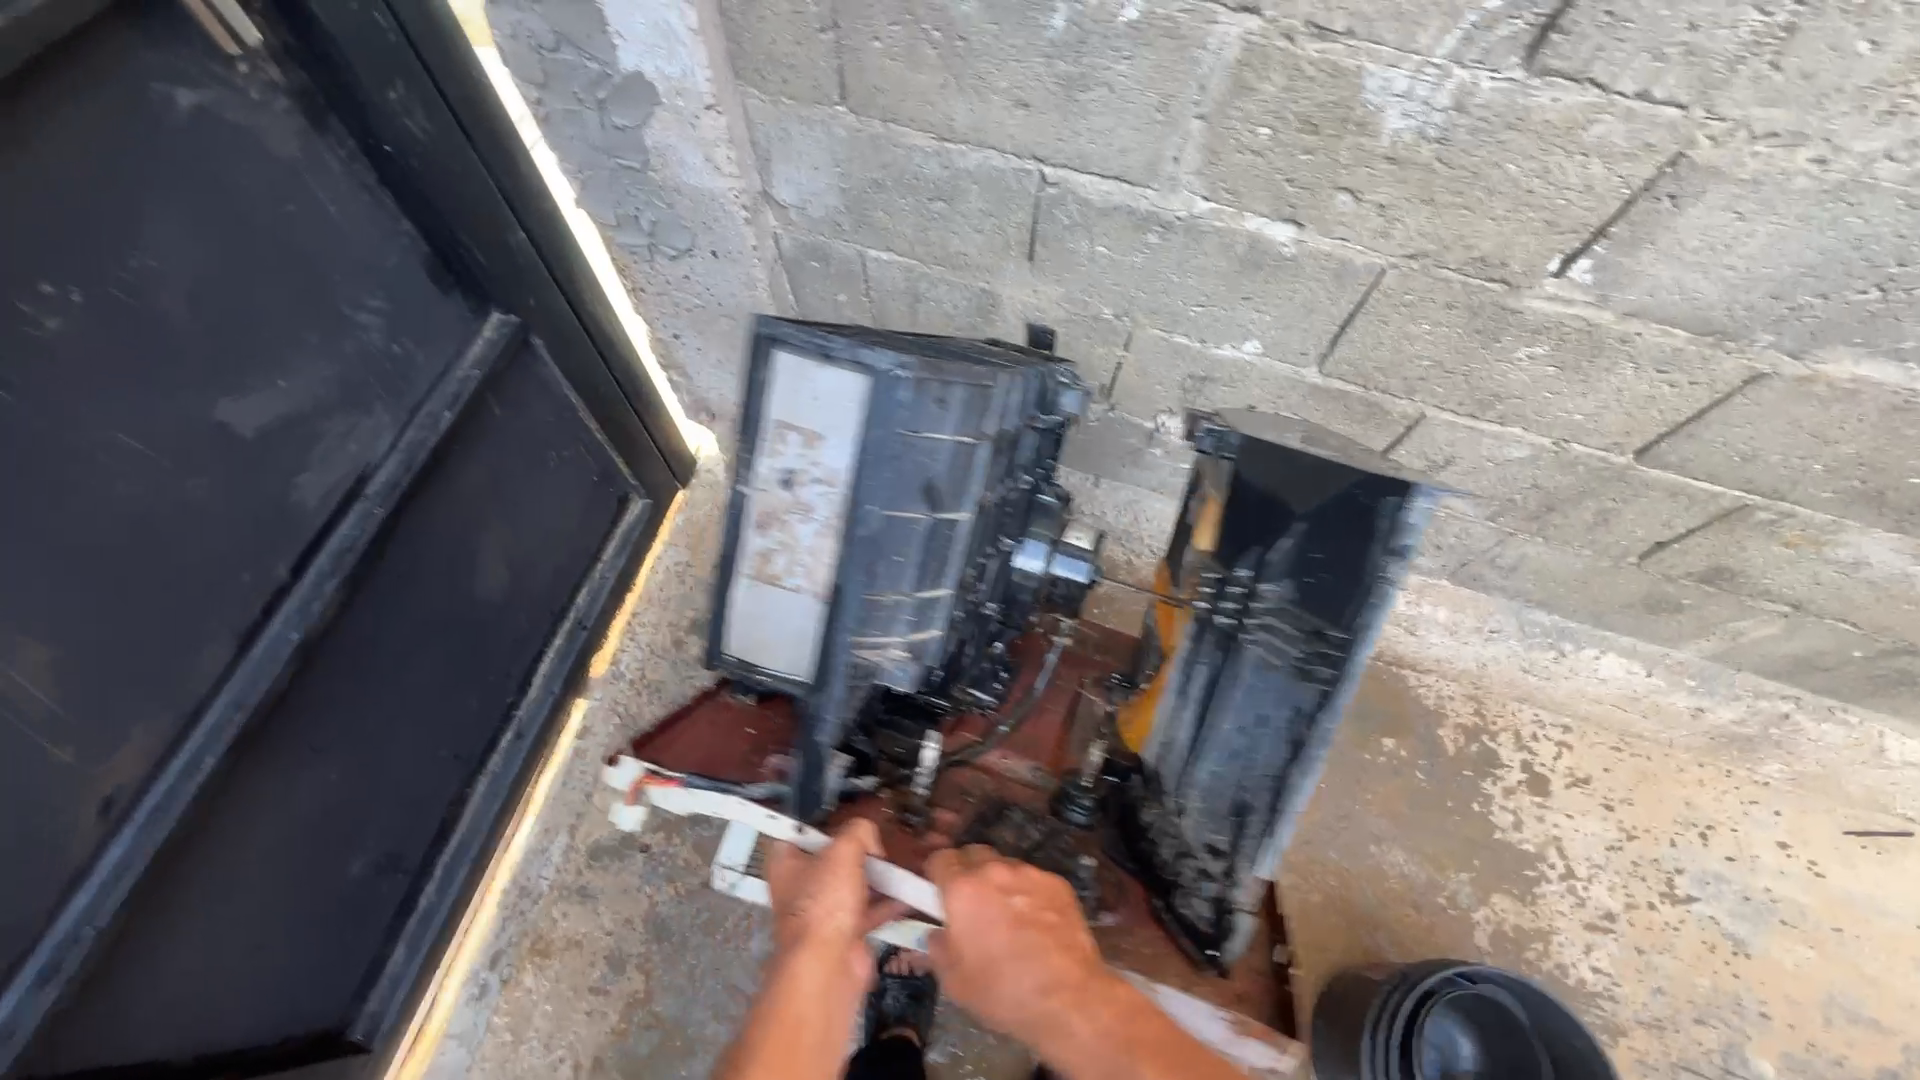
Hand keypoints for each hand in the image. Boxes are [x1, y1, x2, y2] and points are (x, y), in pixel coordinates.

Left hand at [764, 819, 905, 990]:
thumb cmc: (824, 902)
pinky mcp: (845, 932)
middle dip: (861, 851)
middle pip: (835, 856)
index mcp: (786, 861)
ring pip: (855, 883)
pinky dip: (888, 902)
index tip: (853, 816)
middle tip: (882, 844)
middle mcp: (801, 884)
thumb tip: (871, 842)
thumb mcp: (843, 850)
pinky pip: (870, 909)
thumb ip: (860, 831)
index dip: (829, 821)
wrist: (828, 966)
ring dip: (879, 877)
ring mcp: (823, 910)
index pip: (804, 830)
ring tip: (903, 865)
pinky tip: (909, 892)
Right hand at [924, 845, 1118, 1049]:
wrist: (1068, 998)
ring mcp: (1030, 874)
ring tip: (1007, 917)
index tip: (938, 894)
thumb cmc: (1003, 991)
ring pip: (1005, 866)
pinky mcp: (1058, 884)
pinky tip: (1036, 924)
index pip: (940, 858)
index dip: (936, 875)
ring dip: (998, 883)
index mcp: (963, 889)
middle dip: (967, 873)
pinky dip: (1028, 894)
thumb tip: (937, 933)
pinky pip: (1033, 880)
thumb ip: (937, 948)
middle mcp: (995, 871)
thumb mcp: (954, 981)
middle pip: (973, 854)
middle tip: (970, 906)